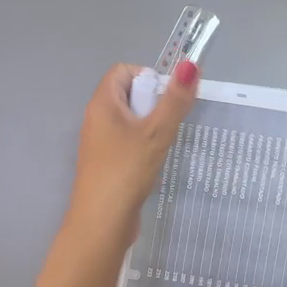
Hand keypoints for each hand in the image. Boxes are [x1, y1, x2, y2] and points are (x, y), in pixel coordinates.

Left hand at [65, 60, 200, 250]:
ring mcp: (100, 142)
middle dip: (153, 103)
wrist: (102, 222)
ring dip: (151, 126)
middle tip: (169, 122)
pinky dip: (143, 146)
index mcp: (102, 103)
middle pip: (128, 94)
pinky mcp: (106, 163)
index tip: (167, 98)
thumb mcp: (156, 132)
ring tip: (165, 143)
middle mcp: (96, 118)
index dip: (148, 76)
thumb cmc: (126, 170)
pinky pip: (127, 141)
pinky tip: (155, 162)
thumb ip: (175, 99)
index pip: (123, 71)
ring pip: (130, 120)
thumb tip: (190, 64)